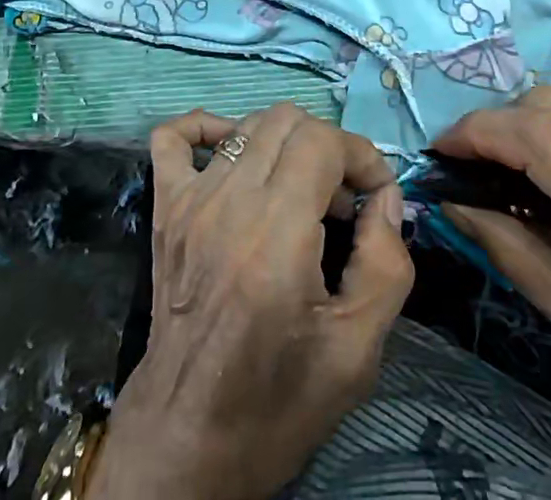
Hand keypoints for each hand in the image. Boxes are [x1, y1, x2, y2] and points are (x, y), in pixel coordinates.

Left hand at [88, 104, 412, 499]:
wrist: (191, 429)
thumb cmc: (278, 399)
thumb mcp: (357, 348)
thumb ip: (385, 263)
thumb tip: (385, 199)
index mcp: (275, 234)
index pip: (323, 141)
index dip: (363, 158)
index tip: (378, 198)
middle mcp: (227, 203)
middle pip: (286, 121)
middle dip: (330, 148)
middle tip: (343, 201)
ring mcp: (188, 200)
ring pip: (245, 124)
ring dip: (286, 146)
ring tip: (302, 194)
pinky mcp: (164, 209)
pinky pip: (172, 138)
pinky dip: (206, 128)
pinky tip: (234, 153)